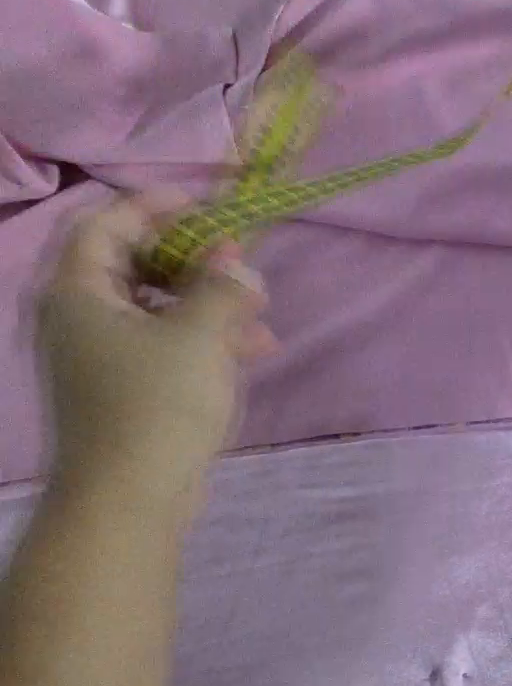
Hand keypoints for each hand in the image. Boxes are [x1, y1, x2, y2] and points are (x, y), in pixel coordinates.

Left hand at [35, 196, 273, 506]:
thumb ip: (222, 293)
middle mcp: (80, 314)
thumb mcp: (200, 339)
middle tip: (241, 259)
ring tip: (259, 310)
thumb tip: (238, 266)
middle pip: (132, 265)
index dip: (150, 205)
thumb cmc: (157, 402)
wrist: (132, 486)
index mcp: (78, 292)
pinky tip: (251, 348)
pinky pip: (168, 339)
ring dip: (208, 300)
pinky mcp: (129, 382)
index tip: (202, 199)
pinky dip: (207, 334)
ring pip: (157, 304)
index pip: (105, 227)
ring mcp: (102, 351)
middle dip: (190, 258)